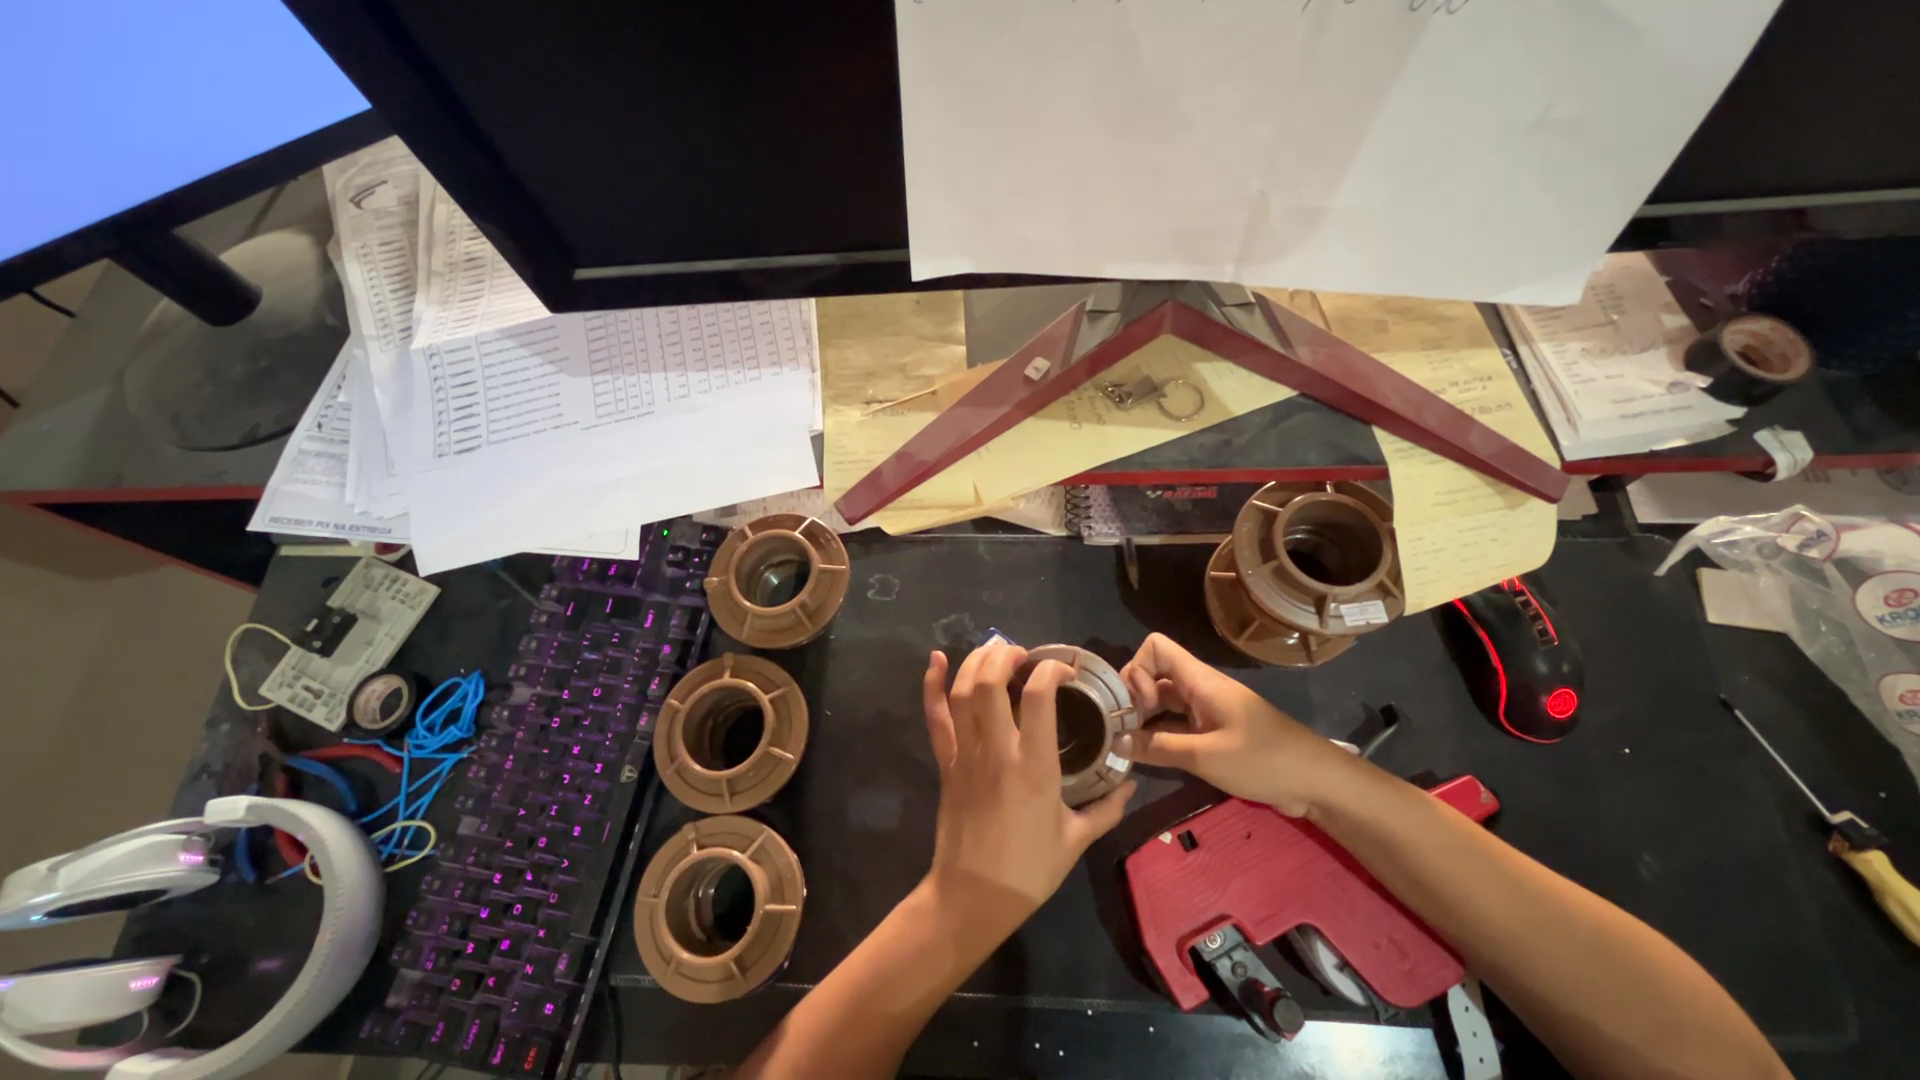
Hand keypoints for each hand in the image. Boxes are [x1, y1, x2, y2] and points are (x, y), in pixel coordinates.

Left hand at [920, 645, 1135, 937]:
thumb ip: (1106, 808)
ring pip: (963, 692)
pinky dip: (932, 685)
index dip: (1052, 670)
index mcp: (1034, 766)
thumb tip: (1130, 783)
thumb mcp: (1076, 839)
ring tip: (996, 650)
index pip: (1039, 696)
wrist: (973, 897)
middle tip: (1024, 654)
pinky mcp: (945, 764)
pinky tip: (936, 659)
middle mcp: (997, 751)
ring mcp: (965, 754)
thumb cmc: (1029, 870)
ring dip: (976, 661)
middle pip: (991, 682)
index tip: (1065, 671)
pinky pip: (935, 718)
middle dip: (1006, 655)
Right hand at [1113, 633, 1355, 816]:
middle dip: (1133, 697)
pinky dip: (1160, 734)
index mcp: (1200, 681)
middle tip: (1126, 731)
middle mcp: (1200, 689)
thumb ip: (1158, 746)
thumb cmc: (1263, 760)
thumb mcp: (1205, 756)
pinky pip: (1176, 723)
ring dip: (1145, 719)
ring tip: (1131, 747)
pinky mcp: (1213, 733)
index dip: (1137, 670)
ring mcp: (1207, 711)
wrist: (1316, 781)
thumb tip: (1115, 740)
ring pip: (1163, 701)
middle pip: (1153, 674)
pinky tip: (1150, 756)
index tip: (1140, 707)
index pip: (1155, 647)